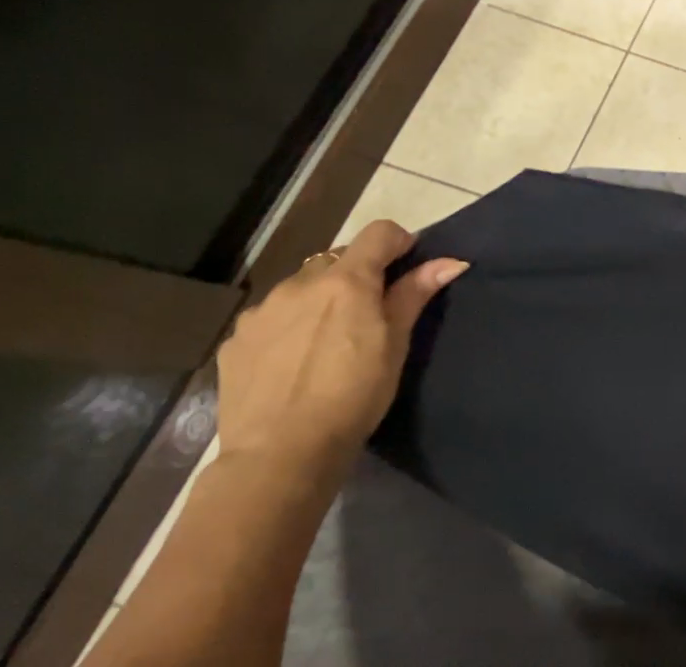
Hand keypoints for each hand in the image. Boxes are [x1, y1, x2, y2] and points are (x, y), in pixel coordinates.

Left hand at [215, 220, 466, 478]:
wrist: (282, 452)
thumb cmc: (355, 394)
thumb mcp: (396, 344)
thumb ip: (414, 295)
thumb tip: (451, 261)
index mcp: (346, 281)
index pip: (378, 233)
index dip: (399, 243)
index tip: (408, 270)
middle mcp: (300, 284)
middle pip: (337, 258)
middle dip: (358, 275)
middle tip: (371, 315)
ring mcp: (261, 311)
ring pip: (301, 288)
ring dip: (320, 299)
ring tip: (329, 342)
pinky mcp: (235, 340)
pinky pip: (272, 317)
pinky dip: (289, 325)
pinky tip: (295, 362)